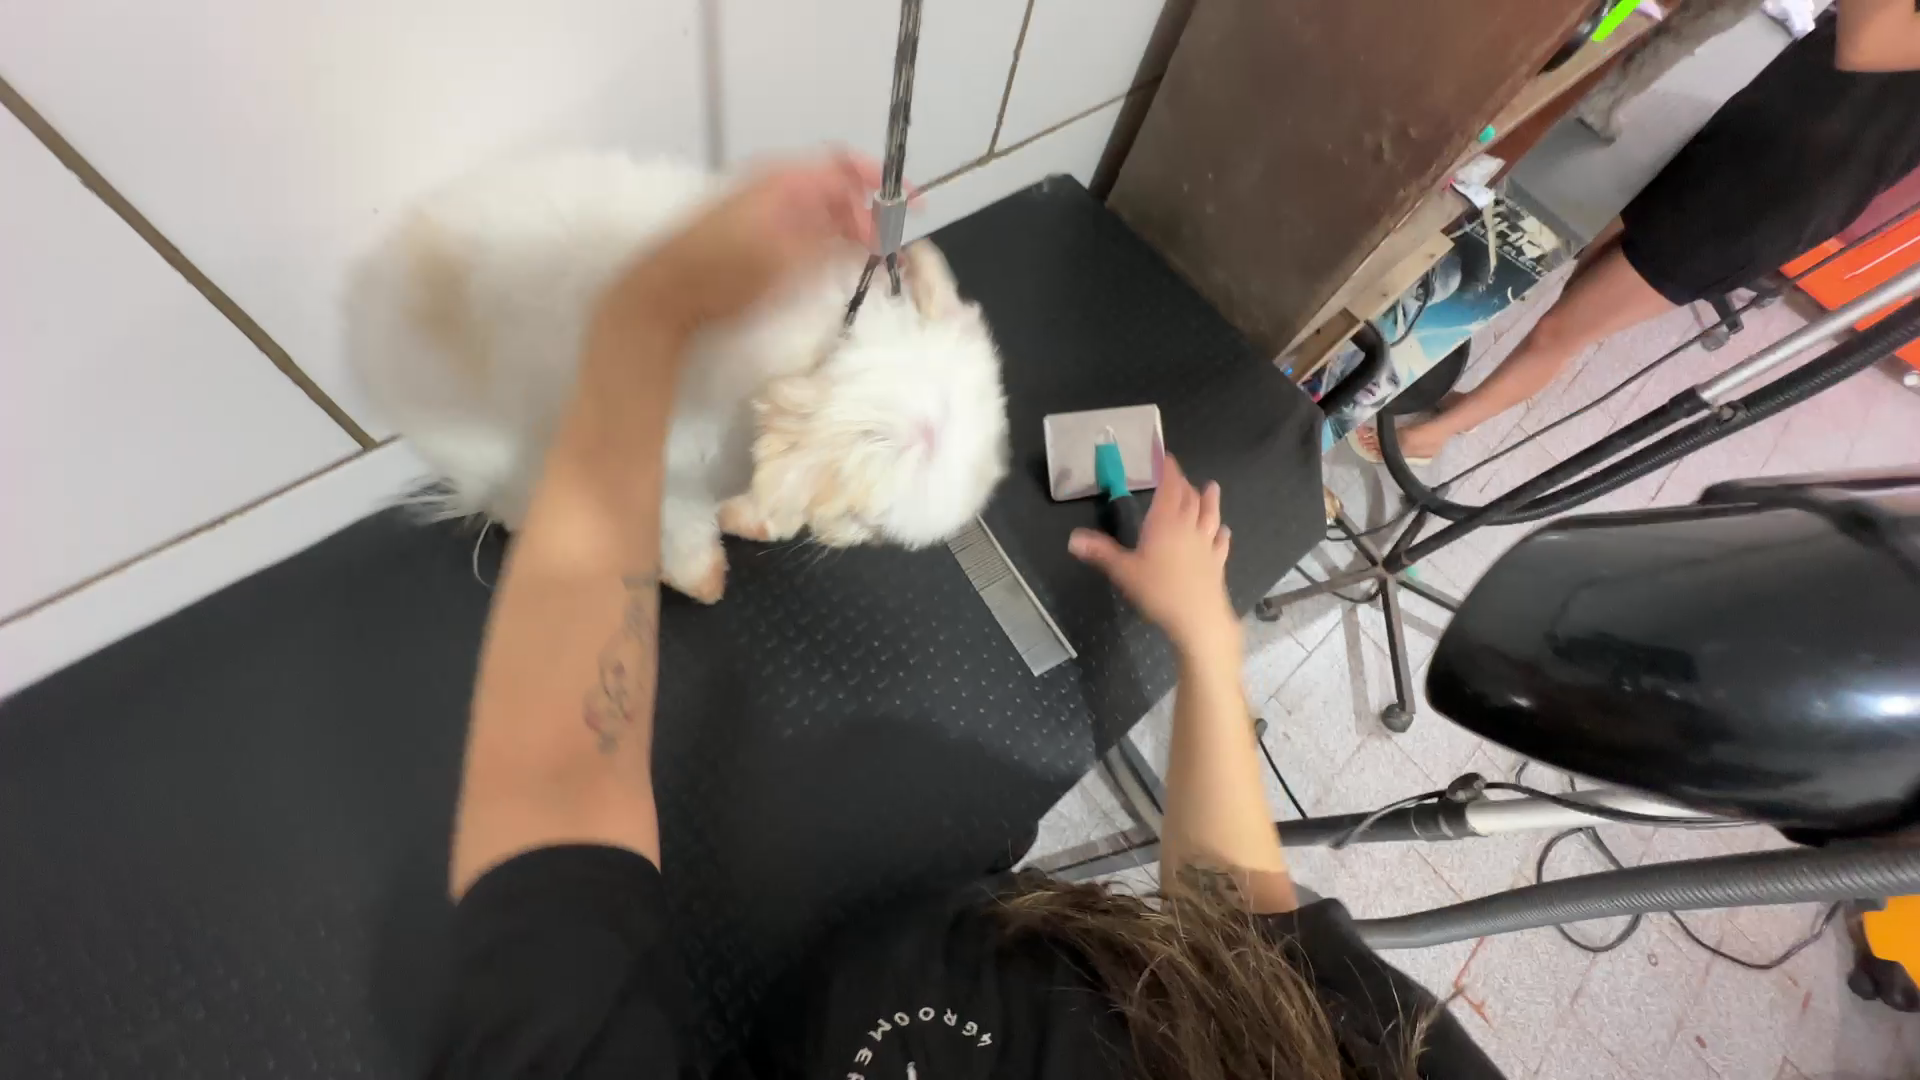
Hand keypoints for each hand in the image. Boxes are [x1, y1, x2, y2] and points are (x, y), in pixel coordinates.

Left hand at [612, 153, 882, 338]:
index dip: (883, 183)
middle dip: (870, 213)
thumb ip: (833, 237)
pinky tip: (836, 261)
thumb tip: (873, 227)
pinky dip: (827, 238)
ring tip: (871, 258)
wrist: (668, 295)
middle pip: (836, 188)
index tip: (914, 207)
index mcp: (785, 181)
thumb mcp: (787, 260)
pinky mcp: (756, 229)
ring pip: (821, 207)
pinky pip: (804, 223)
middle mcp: (776, 185)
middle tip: (891, 247)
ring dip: (850, 228)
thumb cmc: (725, 277)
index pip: (846, 166)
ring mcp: (764, 206)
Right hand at [1068, 456, 1237, 654]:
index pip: (1170, 488)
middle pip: (1190, 499)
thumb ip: (1100, 553)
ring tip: (1212, 487)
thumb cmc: (1159, 591)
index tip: (1167, 458)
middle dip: (1184, 484)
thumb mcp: (1123, 572)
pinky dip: (1221, 533)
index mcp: (1165, 523)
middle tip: (1178, 475)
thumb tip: (1072, 539)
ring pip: (1210, 515)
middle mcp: (1188, 528)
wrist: (1198, 619)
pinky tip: (1223, 531)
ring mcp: (1206, 545)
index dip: (1169, 471)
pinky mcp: (1217, 562)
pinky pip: (1221, 542)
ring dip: (1210, 499)